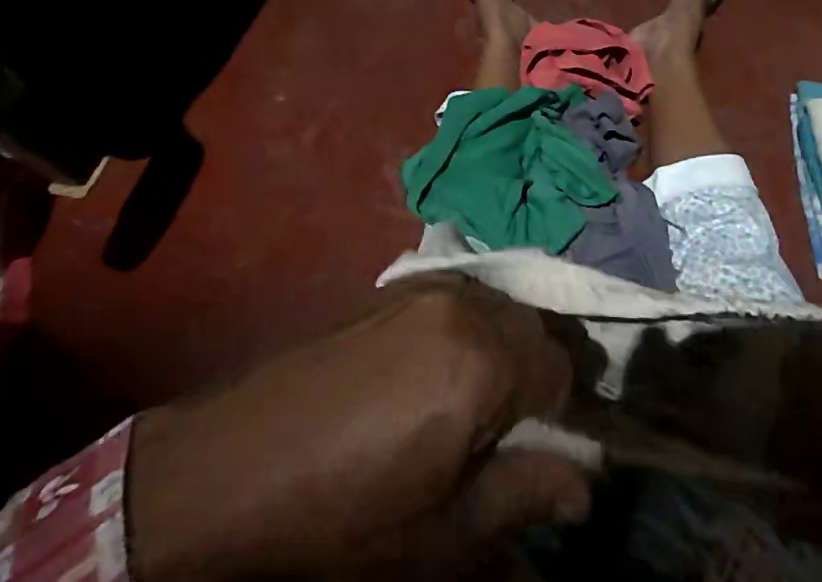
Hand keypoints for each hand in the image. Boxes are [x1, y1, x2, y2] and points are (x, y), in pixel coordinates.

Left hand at [126, 274, 590, 579]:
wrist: (236, 463)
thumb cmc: (346, 512)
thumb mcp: (444, 532)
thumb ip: (524, 496)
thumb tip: (585, 487)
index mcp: (482, 360)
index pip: (561, 367)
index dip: (560, 412)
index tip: (538, 447)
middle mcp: (459, 304)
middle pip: (531, 326)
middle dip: (531, 372)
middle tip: (503, 428)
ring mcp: (418, 288)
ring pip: (494, 305)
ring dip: (499, 344)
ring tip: (466, 399)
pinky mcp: (386, 288)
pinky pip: (453, 295)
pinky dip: (464, 324)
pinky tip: (429, 367)